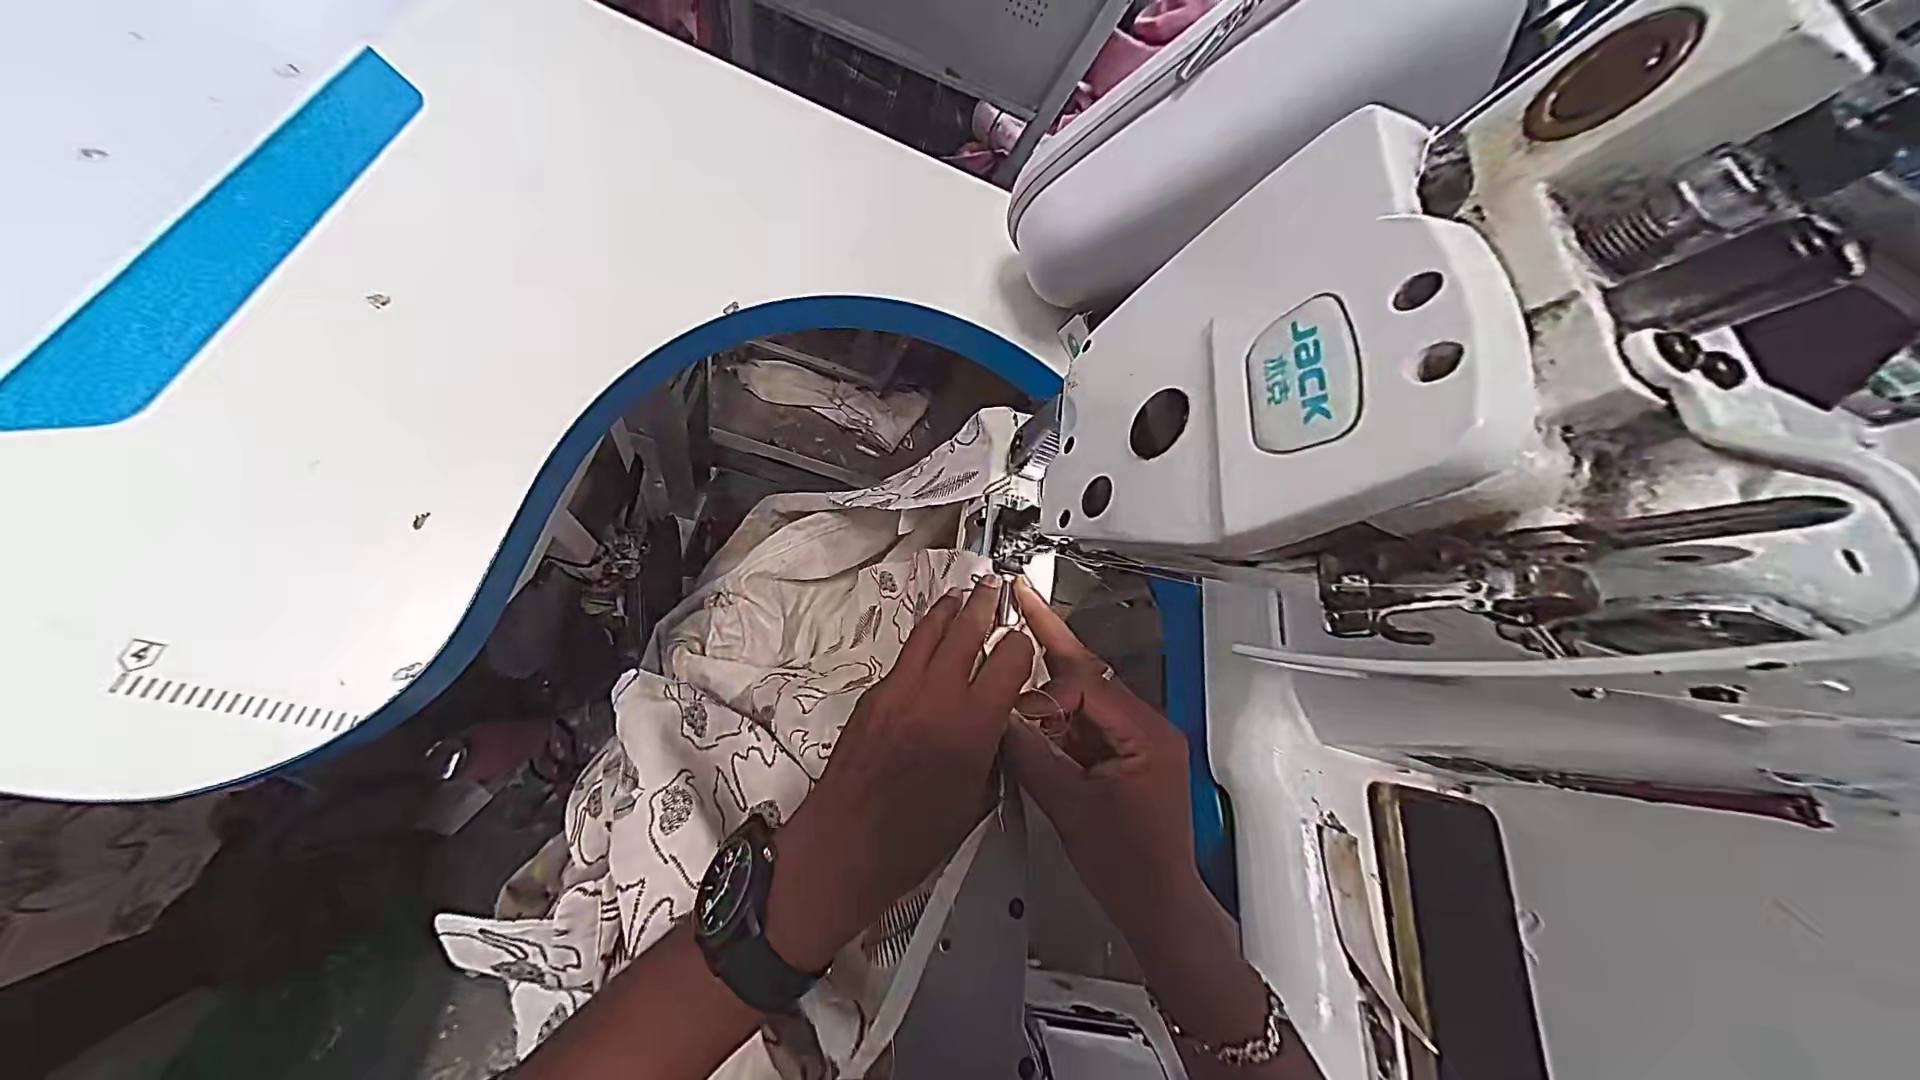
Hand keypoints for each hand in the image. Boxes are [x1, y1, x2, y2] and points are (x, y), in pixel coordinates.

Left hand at [765, 580, 1033, 972]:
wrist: (847, 842)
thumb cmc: (914, 835)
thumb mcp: (977, 794)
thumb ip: (994, 745)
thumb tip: (1001, 717)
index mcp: (973, 723)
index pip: (1010, 656)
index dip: (1021, 644)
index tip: (1022, 643)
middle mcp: (938, 695)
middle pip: (968, 628)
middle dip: (986, 603)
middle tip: (994, 587)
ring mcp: (901, 689)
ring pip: (930, 631)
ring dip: (950, 609)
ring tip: (961, 595)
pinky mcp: (875, 694)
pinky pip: (906, 655)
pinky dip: (923, 639)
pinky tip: (930, 637)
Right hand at [1001, 582, 1275, 1057]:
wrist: (1159, 905)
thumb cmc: (1131, 868)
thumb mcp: (1071, 808)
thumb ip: (1032, 756)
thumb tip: (1001, 720)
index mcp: (1146, 734)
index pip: (1088, 685)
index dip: (1045, 693)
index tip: (1016, 712)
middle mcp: (1146, 727)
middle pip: (1089, 674)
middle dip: (1050, 640)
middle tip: (1023, 600)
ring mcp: (1135, 739)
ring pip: (1084, 694)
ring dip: (1048, 681)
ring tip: (1018, 642)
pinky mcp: (1122, 753)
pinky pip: (1082, 720)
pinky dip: (1053, 714)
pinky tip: (1028, 708)